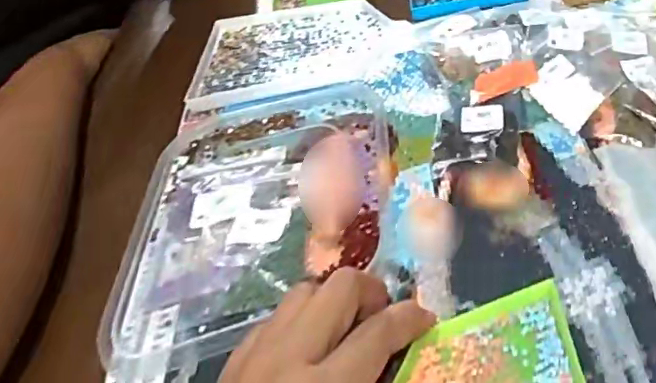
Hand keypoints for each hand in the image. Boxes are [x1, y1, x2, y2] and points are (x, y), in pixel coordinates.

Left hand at [219, 269, 433, 382]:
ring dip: (333, 304)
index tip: (425, 321)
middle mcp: (286, 363)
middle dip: (372, 296)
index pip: (379, 333)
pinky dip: (298, 325)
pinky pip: (273, 322)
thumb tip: (397, 367)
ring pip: (305, 292)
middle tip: (383, 323)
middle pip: (342, 288)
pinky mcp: (230, 369)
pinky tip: (304, 355)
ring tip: (346, 332)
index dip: (411, 320)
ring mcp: (253, 361)